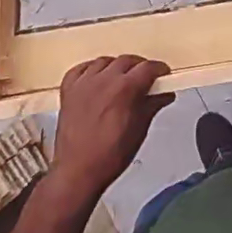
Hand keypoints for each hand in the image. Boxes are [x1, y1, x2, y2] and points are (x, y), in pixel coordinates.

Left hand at [48, 54, 173, 200]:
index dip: (159, 69)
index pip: (147, 68)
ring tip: (122, 77)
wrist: (78, 171)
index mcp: (124, 89)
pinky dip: (90, 69)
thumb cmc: (108, 157)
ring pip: (104, 62)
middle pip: (126, 61)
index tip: (162, 73)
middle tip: (146, 77)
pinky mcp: (68, 91)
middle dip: (140, 66)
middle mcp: (103, 81)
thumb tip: (163, 95)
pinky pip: (80, 69)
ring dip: (116, 66)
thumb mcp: (139, 130)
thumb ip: (152, 106)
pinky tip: (96, 77)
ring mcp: (83, 84)